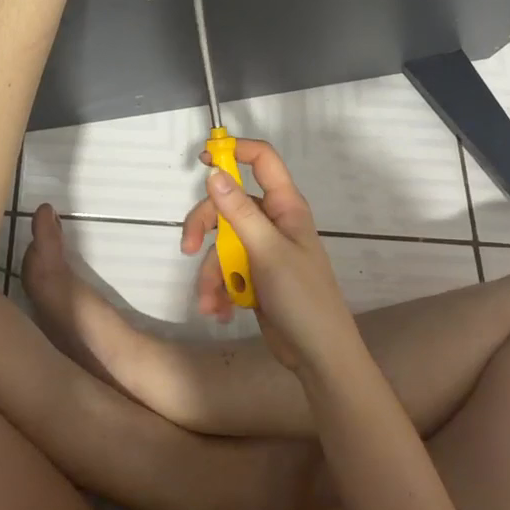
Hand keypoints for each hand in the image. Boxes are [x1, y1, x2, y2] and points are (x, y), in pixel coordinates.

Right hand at [180, 139, 359, 374]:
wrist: (319, 357)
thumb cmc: (303, 297)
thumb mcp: (267, 252)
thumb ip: (238, 212)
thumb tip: (213, 173)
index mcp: (285, 207)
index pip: (262, 161)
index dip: (234, 152)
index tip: (203, 159)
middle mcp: (272, 222)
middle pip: (227, 205)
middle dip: (205, 228)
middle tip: (190, 249)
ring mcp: (262, 250)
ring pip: (221, 244)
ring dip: (211, 274)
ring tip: (211, 302)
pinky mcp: (253, 276)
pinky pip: (225, 271)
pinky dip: (218, 290)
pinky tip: (221, 311)